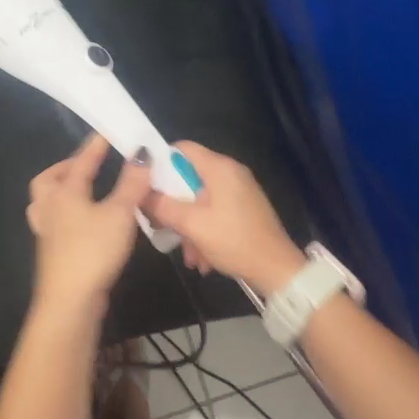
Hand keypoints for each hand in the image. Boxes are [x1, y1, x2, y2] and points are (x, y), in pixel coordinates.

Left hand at [24, 135, 151, 317]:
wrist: (69, 302)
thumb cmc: (93, 251)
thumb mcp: (120, 214)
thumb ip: (132, 184)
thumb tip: (142, 153)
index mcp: (64, 192)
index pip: (81, 161)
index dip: (96, 145)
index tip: (107, 132)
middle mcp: (50, 208)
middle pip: (48, 180)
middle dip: (66, 168)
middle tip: (87, 166)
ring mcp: (47, 232)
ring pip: (46, 203)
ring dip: (60, 192)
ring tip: (83, 192)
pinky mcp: (52, 253)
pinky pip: (54, 223)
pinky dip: (66, 215)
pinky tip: (84, 223)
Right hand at [144, 141, 306, 295]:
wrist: (278, 270)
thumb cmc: (234, 241)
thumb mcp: (192, 225)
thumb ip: (163, 207)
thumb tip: (141, 194)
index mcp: (219, 168)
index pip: (182, 148)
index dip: (161, 163)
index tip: (148, 186)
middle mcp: (231, 173)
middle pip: (190, 178)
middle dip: (175, 206)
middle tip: (164, 227)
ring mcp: (240, 192)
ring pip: (201, 200)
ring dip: (190, 226)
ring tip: (190, 256)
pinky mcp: (246, 209)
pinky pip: (216, 212)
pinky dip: (206, 231)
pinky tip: (204, 258)